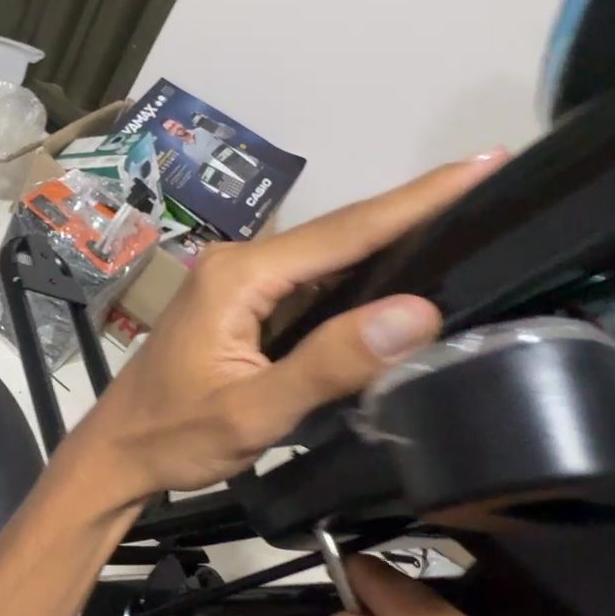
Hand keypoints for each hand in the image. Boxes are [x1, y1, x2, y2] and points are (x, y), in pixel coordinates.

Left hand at [67, 153, 504, 499]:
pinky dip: (354, 281)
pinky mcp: (238, 308)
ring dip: (390, 245)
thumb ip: (327, 365)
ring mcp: (236, 285)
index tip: (490, 162)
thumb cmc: (172, 437)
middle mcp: (237, 264)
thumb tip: (418, 312)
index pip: (345, 230)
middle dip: (415, 213)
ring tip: (468, 226)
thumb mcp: (251, 412)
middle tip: (498, 192)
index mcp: (239, 276)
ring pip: (326, 259)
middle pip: (339, 235)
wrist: (116, 453)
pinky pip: (308, 286)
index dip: (421, 198)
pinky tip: (397, 282)